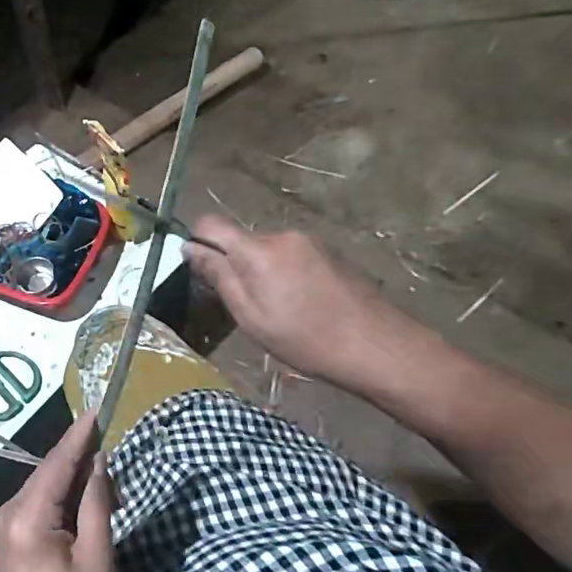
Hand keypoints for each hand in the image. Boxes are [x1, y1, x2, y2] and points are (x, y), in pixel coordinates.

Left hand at [0, 409, 114, 571]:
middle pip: (50, 472)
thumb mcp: (96, 561)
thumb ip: (97, 504)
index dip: (80, 434)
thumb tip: (99, 462)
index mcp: (26, 516)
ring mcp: (2, 523)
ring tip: (109, 499)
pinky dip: (62, 501)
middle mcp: (7, 510)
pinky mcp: (6, 535)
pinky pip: (37, 503)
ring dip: (74, 485)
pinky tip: (85, 510)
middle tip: (118, 477)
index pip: (58, 462)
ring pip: (45, 487)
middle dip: (83, 465)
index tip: (98, 408)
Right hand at [183, 216, 440, 394]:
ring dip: (261, 270)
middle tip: (245, 304)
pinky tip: (302, 304)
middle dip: (233, 263)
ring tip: (279, 309)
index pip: (210, 224)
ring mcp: (308, 241)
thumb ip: (219, 277)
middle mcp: (281, 235)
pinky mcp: (328, 251)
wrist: (381, 347)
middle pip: (240, 239)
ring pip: (265, 249)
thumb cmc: (307, 340)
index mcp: (257, 250)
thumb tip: (190, 248)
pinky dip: (284, 272)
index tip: (199, 268)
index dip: (197, 240)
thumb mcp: (251, 317)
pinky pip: (290, 254)